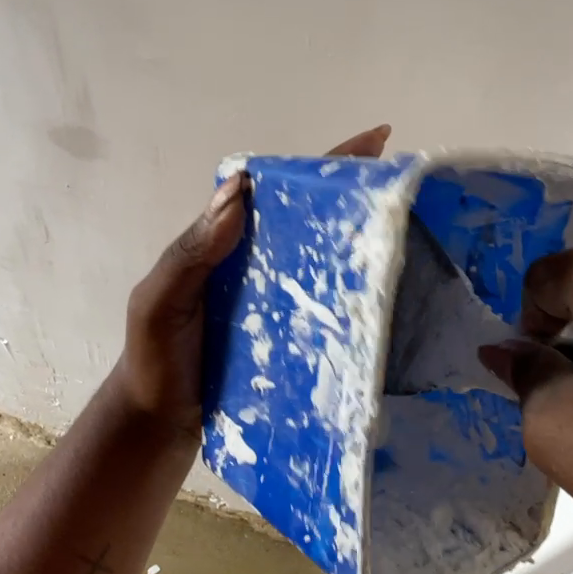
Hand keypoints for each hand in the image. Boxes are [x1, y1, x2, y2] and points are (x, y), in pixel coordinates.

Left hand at [111, 125, 390, 434]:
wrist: (156, 429)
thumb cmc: (153, 363)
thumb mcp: (159, 302)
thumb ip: (190, 253)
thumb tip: (239, 189)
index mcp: (225, 246)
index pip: (278, 193)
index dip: (324, 166)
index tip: (378, 144)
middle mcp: (256, 268)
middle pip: (310, 225)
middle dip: (358, 203)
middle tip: (414, 193)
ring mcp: (274, 307)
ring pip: (323, 268)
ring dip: (362, 253)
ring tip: (418, 240)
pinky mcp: (287, 343)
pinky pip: (324, 315)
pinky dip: (352, 305)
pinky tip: (388, 305)